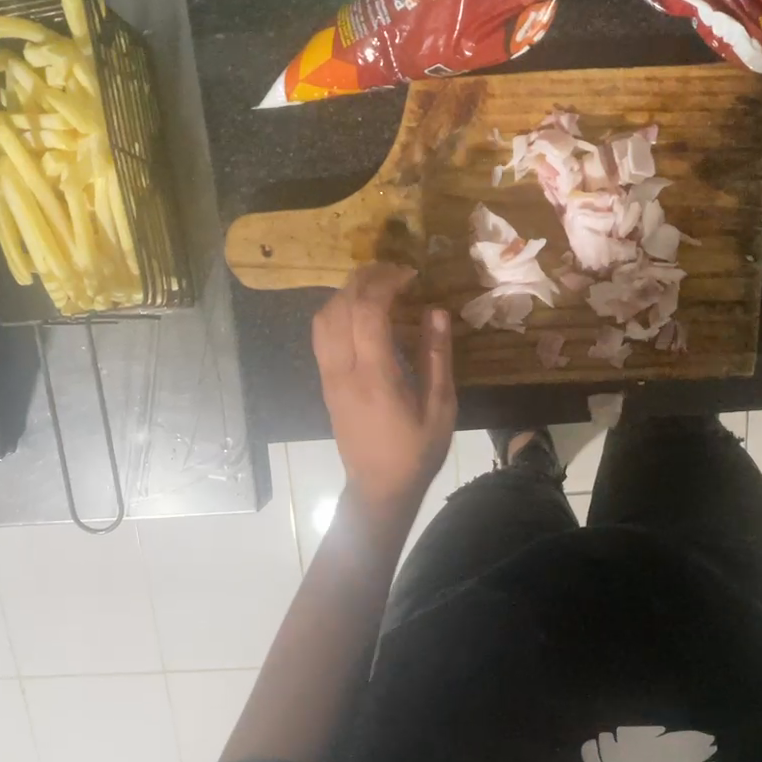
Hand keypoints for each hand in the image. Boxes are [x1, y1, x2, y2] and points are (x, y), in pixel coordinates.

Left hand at [313, 264, 456, 517]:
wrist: (379, 488)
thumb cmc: (416, 452)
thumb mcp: (440, 408)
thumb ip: (437, 357)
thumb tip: (436, 311)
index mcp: (375, 377)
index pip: (368, 312)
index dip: (386, 282)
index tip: (410, 275)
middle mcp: (344, 371)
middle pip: (339, 307)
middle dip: (364, 279)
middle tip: (393, 272)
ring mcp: (329, 377)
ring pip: (323, 318)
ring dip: (346, 294)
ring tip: (377, 288)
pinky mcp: (326, 384)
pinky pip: (322, 336)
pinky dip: (338, 313)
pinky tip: (362, 314)